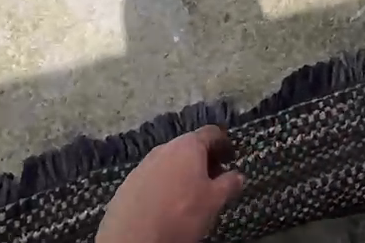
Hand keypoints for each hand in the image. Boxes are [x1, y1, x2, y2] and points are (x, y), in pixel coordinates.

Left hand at [95, 126, 244, 242]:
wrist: (131, 242)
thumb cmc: (179, 216)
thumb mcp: (213, 202)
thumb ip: (229, 184)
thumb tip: (238, 175)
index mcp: (188, 146)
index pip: (211, 133)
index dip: (223, 143)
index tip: (230, 157)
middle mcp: (164, 148)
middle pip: (189, 147)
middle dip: (202, 160)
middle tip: (212, 179)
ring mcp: (142, 166)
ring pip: (168, 163)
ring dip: (181, 173)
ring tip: (188, 195)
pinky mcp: (125, 186)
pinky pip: (151, 179)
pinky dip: (162, 186)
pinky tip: (164, 206)